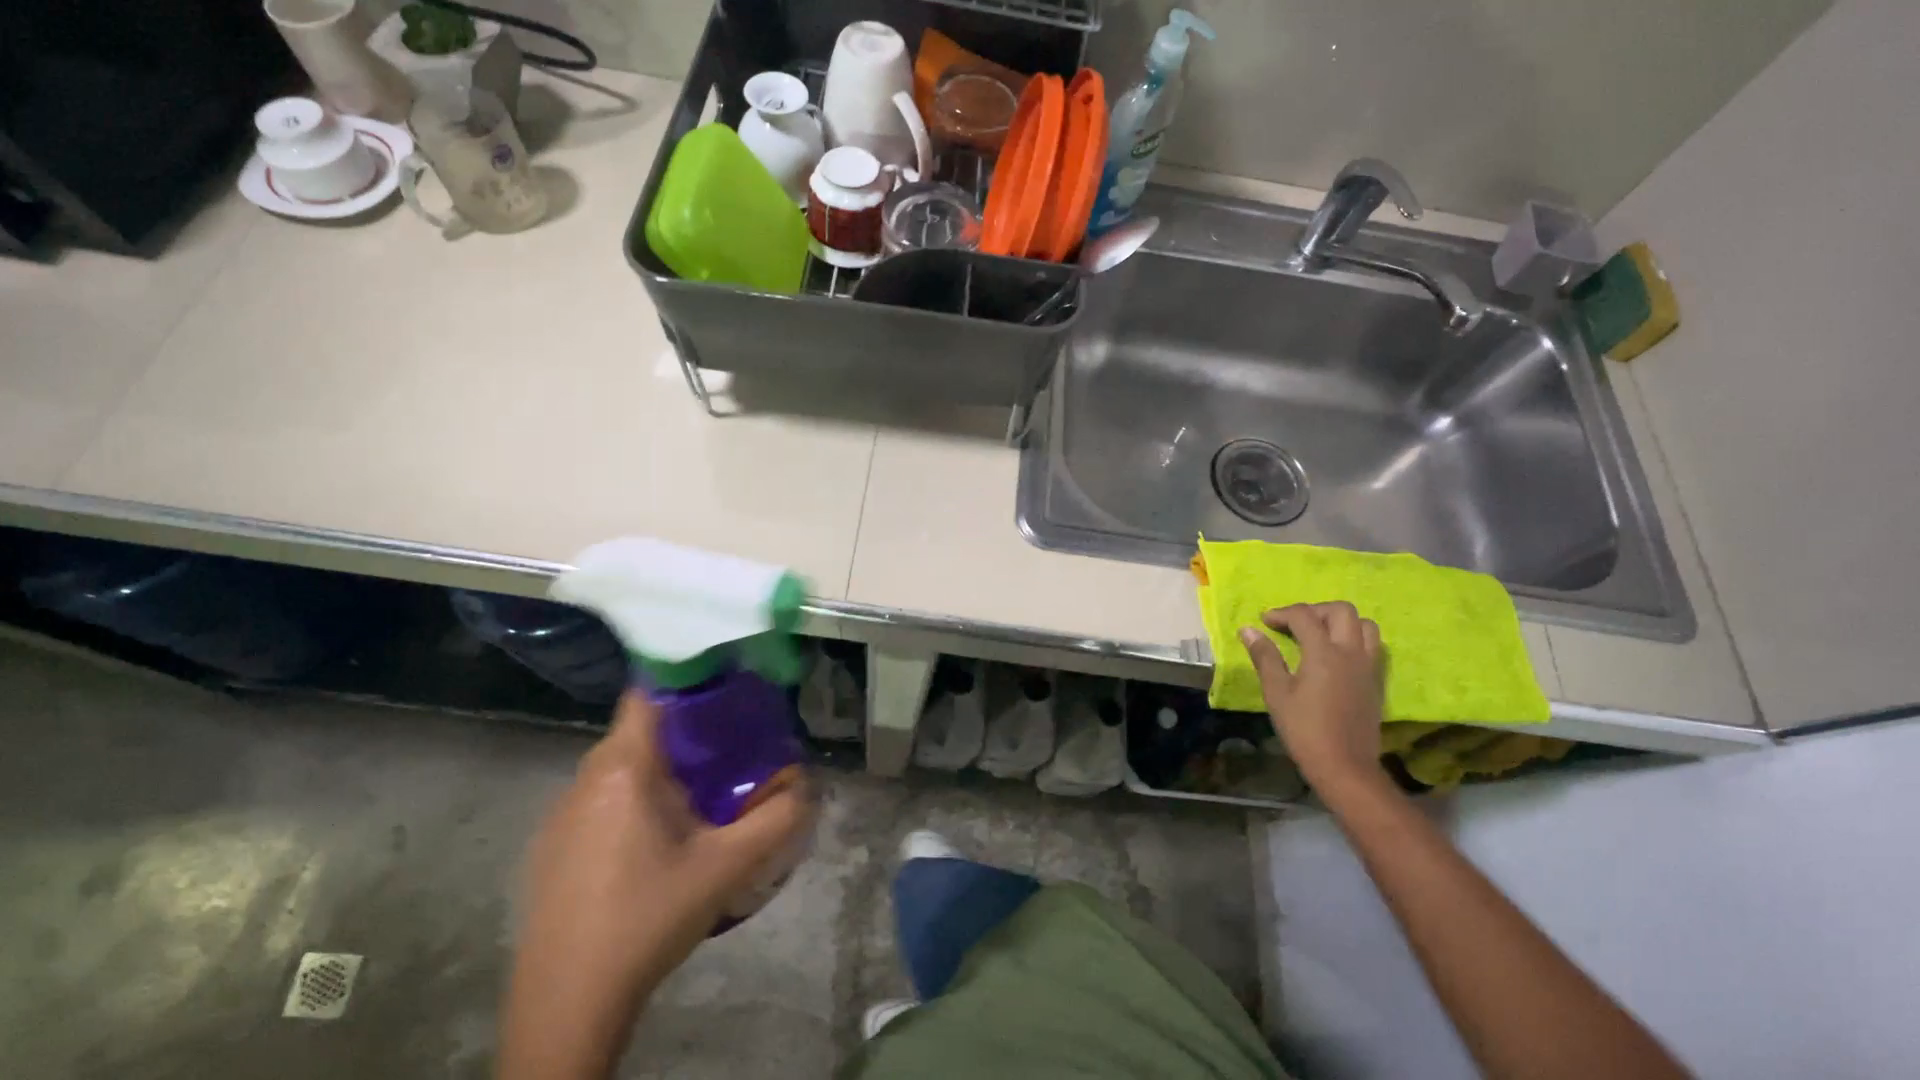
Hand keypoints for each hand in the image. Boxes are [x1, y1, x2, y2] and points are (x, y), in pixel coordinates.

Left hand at [499, 691, 812, 1078]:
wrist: (570, 998)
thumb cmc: (650, 917)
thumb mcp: (728, 867)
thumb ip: (778, 818)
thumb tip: (806, 786)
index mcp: (625, 767)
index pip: (650, 692)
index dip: (691, 685)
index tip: (728, 698)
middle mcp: (586, 777)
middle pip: (641, 732)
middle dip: (688, 738)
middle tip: (730, 762)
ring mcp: (562, 812)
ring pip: (621, 770)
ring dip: (661, 775)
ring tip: (701, 808)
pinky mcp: (551, 846)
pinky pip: (601, 802)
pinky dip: (633, 805)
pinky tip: (654, 852)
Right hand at [1239, 602, 1386, 795]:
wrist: (1344, 765)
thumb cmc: (1304, 729)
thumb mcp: (1277, 693)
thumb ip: (1265, 657)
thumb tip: (1249, 630)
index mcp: (1324, 653)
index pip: (1304, 616)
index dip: (1282, 613)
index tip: (1265, 621)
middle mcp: (1351, 651)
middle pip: (1341, 610)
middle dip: (1315, 610)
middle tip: (1294, 624)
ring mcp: (1368, 665)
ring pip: (1364, 625)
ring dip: (1341, 622)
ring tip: (1320, 635)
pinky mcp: (1376, 680)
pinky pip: (1372, 645)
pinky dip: (1355, 639)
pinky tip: (1337, 656)